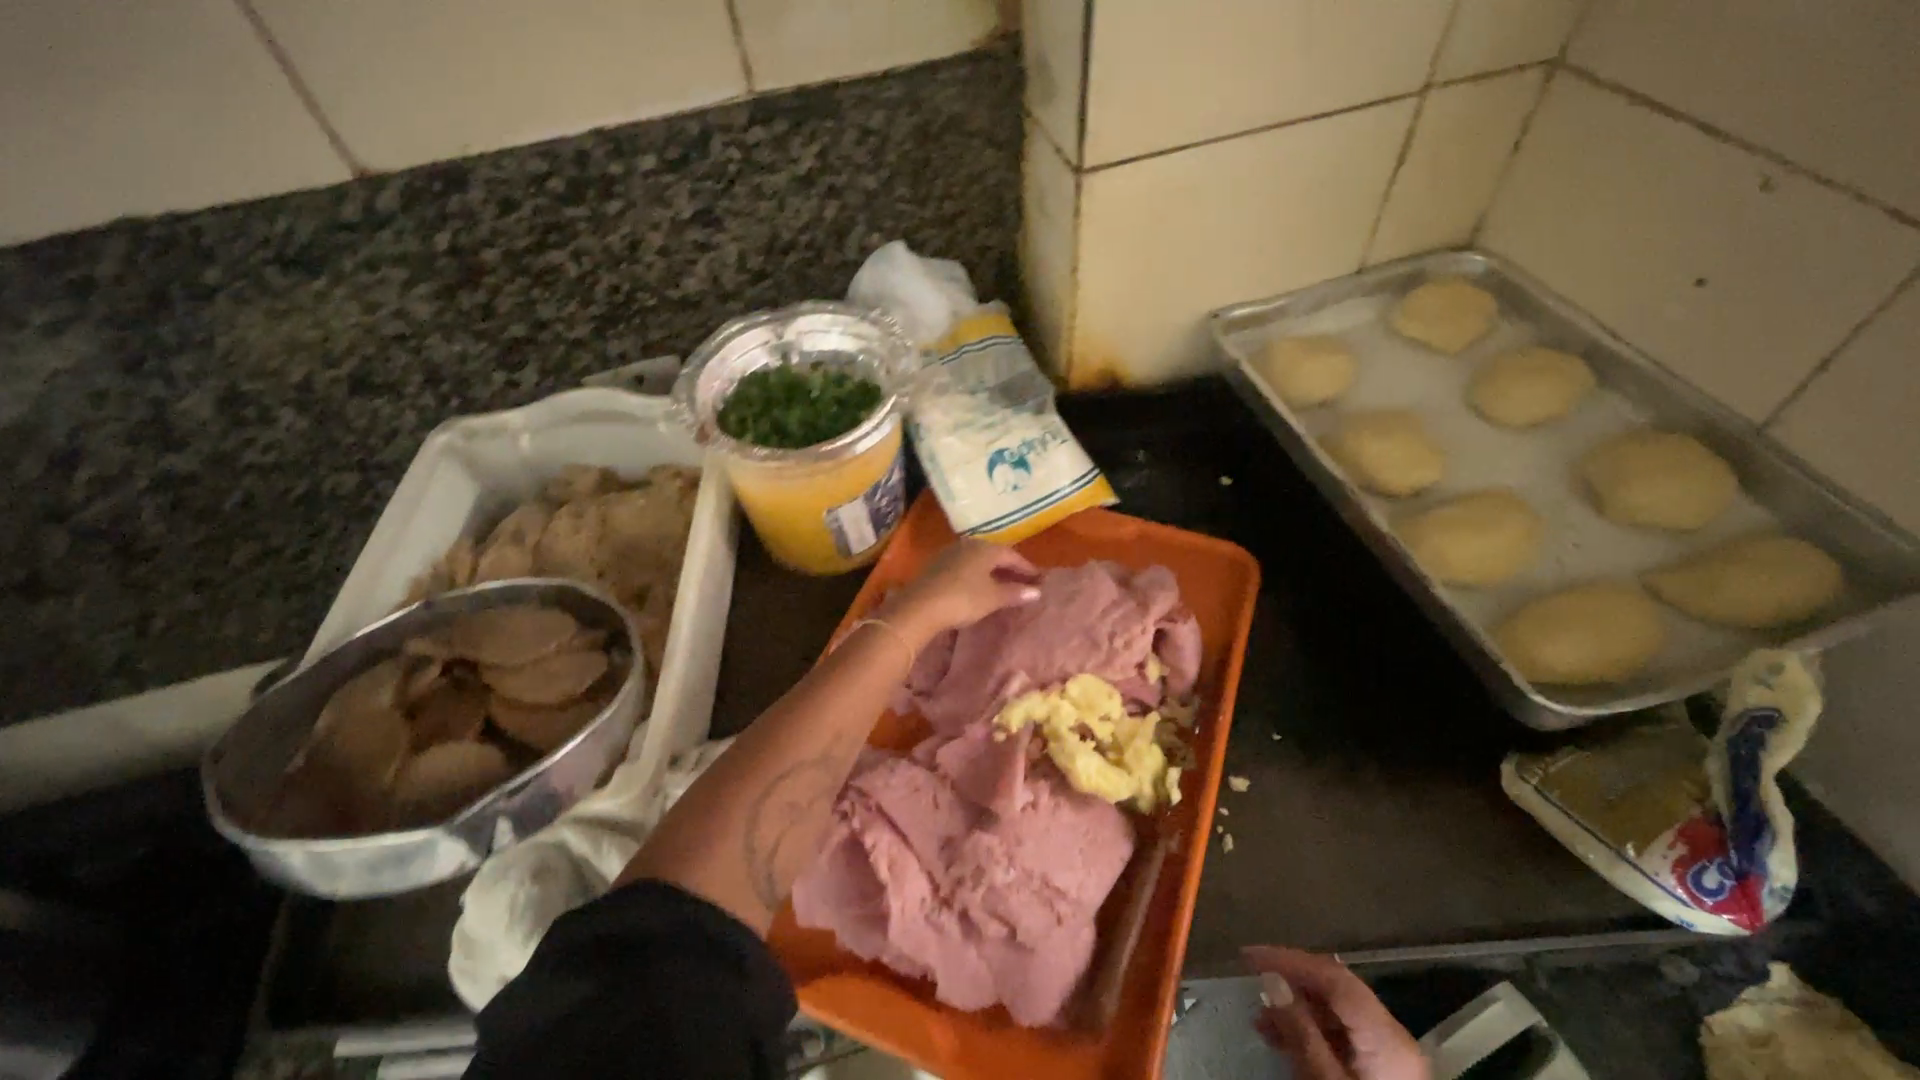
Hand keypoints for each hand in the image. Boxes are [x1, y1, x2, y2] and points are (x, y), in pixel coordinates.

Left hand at [882, 539, 1040, 645]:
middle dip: (1008, 568)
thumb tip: (1036, 591)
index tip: (1038, 579)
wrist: (920, 606)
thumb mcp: (993, 598)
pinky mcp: (936, 565)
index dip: (1026, 568)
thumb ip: (1015, 592)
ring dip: (990, 571)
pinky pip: (964, 566)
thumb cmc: (963, 598)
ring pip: (977, 559)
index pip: (1012, 555)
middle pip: (994, 555)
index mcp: (986, 548)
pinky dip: (975, 574)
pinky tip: (977, 586)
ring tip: (1001, 584)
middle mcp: (969, 544)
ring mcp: (950, 553)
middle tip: (1021, 581)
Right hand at [1243, 947, 1428, 1079]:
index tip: (1248, 957)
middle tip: (1251, 984)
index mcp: (1387, 1038)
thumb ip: (1300, 1033)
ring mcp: (1392, 1056)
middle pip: (1340, 991)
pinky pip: (1344, 1036)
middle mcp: (1394, 1037)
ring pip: (1340, 1013)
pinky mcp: (1384, 1073)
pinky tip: (1285, 1040)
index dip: (1291, 960)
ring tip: (1261, 1021)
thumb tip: (1272, 982)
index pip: (1335, 979)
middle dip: (1293, 982)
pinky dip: (1312, 1030)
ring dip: (1298, 1008)